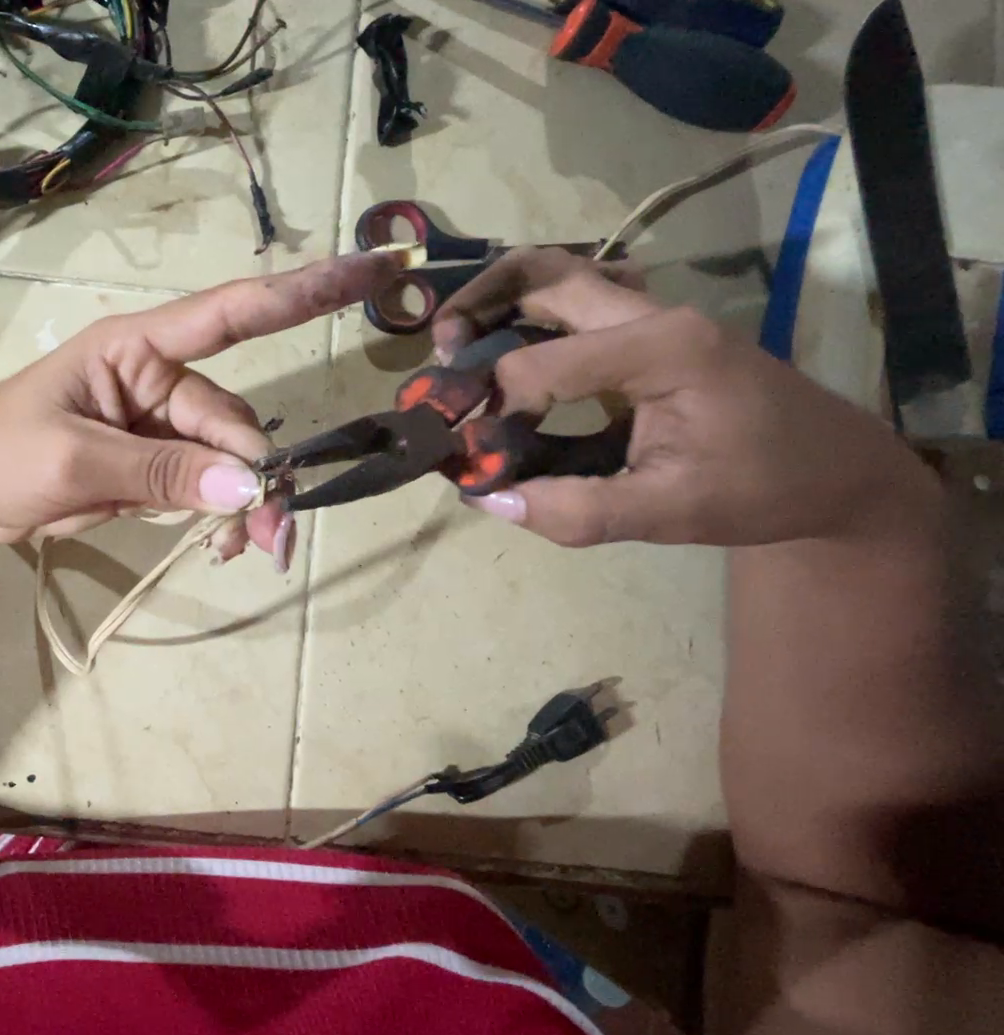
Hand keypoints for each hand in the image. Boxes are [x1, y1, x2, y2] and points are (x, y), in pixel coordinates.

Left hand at [0, 251, 401, 563]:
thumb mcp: (75, 460)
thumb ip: (161, 470)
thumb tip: (249, 485)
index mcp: (132, 348)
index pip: (227, 314)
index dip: (302, 292)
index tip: (376, 268)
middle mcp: (153, 379)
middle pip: (230, 418)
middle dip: (254, 473)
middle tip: (269, 532)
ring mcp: (153, 426)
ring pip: (222, 460)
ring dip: (239, 502)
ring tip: (243, 548)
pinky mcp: (149, 467)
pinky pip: (200, 487)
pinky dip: (214, 515)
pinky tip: (214, 545)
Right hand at [434, 249, 939, 547]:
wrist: (838, 472)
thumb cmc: (761, 490)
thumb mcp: (667, 515)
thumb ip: (575, 511)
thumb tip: (485, 497)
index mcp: (662, 350)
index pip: (537, 366)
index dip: (491, 412)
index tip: (477, 457)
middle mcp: (650, 315)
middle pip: (541, 275)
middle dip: (474, 307)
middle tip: (439, 353)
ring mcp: (649, 315)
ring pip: (553, 275)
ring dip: (494, 301)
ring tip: (454, 345)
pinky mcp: (643, 329)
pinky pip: (569, 301)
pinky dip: (520, 315)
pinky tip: (499, 351)